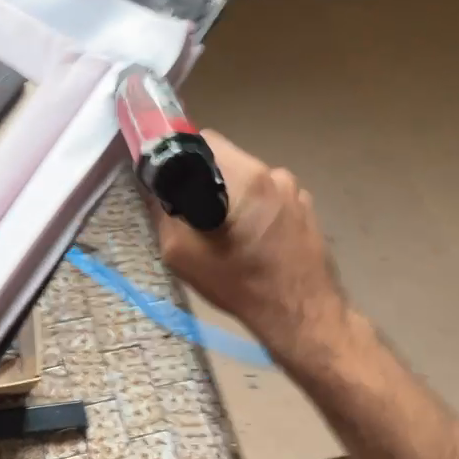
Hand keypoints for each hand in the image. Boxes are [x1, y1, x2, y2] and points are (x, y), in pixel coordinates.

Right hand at [151, 130, 353, 371]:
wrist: (302, 318)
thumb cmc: (239, 284)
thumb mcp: (181, 252)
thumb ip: (162, 211)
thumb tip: (152, 185)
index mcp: (246, 177)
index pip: (203, 139)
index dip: (179, 155)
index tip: (169, 180)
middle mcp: (274, 174)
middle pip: (226, 159)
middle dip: (204, 179)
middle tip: (192, 213)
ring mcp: (295, 191)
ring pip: (246, 178)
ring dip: (230, 195)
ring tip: (224, 233)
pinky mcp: (306, 208)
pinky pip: (267, 195)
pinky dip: (253, 209)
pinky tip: (250, 241)